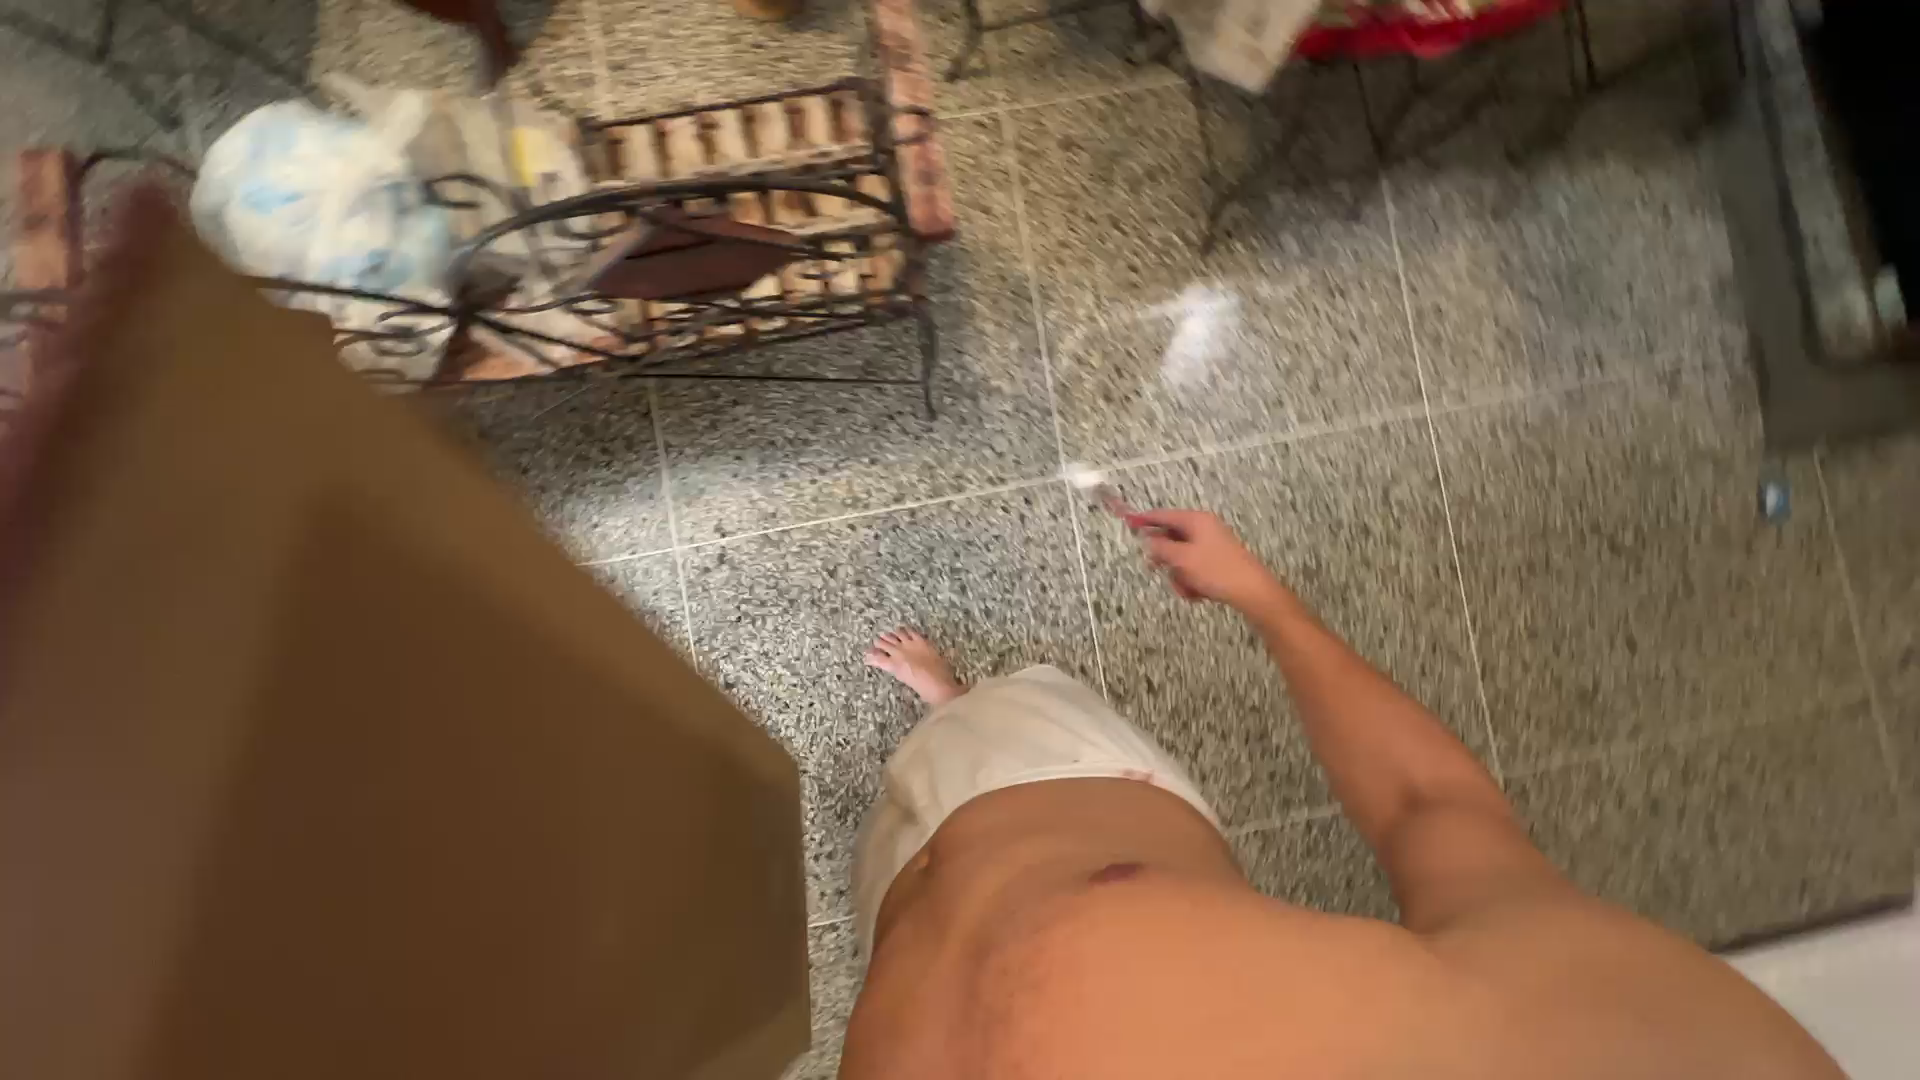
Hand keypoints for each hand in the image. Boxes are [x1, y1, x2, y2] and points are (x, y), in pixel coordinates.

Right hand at [1126, 509, 1286, 611]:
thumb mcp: (1181, 558)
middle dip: (1165, 559)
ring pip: (1180, 557)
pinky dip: (1191, 580)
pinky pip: (1193, 568)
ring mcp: (1211, 545)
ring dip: (1179, 575)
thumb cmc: (1215, 570)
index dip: (1144, 519)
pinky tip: (1197, 593)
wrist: (1251, 591)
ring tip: (1187, 588)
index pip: (1163, 515)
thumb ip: (1160, 548)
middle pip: (1171, 539)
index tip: (1128, 522)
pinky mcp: (1216, 561)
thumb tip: (1148, 540)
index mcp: (1196, 521)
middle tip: (1158, 569)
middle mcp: (1203, 528)